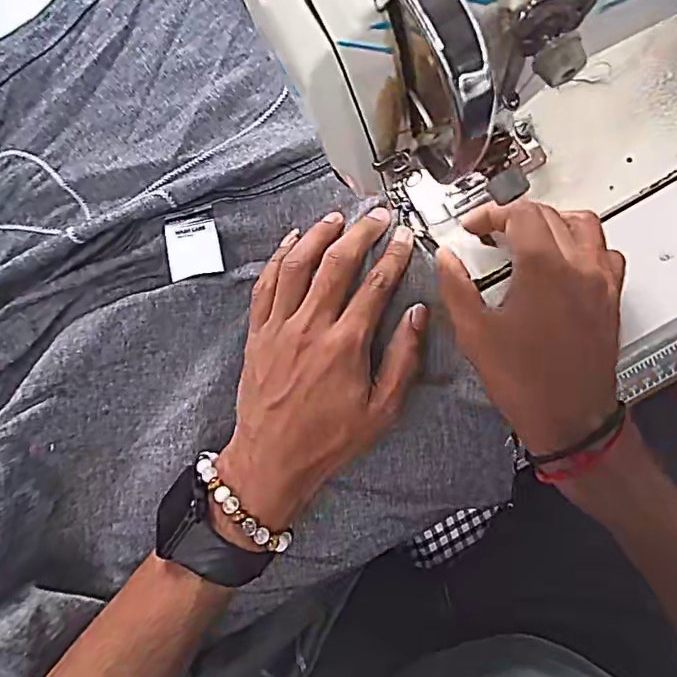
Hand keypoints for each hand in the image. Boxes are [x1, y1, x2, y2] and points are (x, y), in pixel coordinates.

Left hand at [217, 207, 425, 540]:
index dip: (392, 256)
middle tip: (375, 216)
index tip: (402, 238)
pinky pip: (266, 285)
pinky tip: (290, 243)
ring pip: (297, 265)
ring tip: (335, 218)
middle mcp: (310, 328)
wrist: (271, 460)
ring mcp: (279, 327)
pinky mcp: (258, 333)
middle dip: (359, 233)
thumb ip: (403, 359)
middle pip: (336, 263)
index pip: (374, 285)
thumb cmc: (326, 441)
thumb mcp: (381, 410)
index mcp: (345, 345)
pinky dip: (279, 258)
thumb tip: (418, 316)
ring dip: (317, 235)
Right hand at [437, 200, 624, 453]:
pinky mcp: (611, 298)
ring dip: (553, 222)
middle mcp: (578, 267)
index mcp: (543, 268)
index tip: (474, 228)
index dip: (490, 215)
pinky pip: (605, 254)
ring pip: (584, 224)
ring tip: (528, 237)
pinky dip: (584, 247)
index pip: (519, 214)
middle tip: (491, 234)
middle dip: (515, 217)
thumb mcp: (475, 334)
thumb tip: (447, 260)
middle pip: (549, 214)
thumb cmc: (529, 384)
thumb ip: (456, 288)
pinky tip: (566, 262)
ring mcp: (600, 282)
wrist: (570, 419)